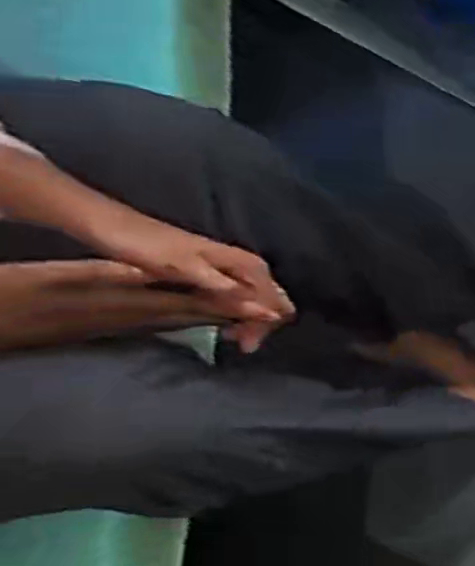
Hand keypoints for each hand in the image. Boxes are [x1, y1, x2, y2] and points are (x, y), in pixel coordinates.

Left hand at [91, 212, 293, 350]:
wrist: (107, 223)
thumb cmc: (144, 245)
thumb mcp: (187, 270)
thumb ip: (229, 292)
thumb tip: (269, 314)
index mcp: (250, 266)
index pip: (277, 304)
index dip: (264, 325)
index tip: (241, 343)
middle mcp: (251, 268)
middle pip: (274, 304)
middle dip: (260, 325)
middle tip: (236, 343)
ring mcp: (236, 270)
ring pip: (260, 302)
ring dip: (249, 321)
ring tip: (227, 335)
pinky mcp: (220, 274)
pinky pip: (243, 298)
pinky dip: (236, 312)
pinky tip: (219, 320)